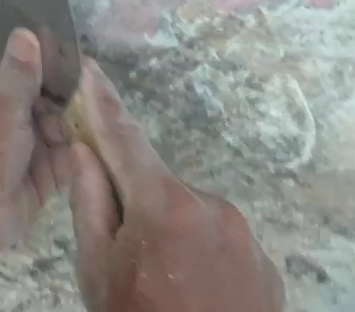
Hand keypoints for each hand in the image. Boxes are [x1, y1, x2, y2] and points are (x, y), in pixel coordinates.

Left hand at [0, 29, 71, 258]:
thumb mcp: (3, 96)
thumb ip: (21, 67)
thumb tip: (26, 31)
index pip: (13, 66)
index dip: (40, 65)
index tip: (73, 63)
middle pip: (38, 99)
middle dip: (61, 101)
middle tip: (87, 100)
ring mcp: (16, 148)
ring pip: (52, 131)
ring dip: (70, 129)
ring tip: (91, 125)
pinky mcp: (34, 179)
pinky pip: (59, 163)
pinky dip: (74, 157)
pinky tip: (96, 148)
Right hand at [65, 59, 284, 311]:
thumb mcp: (97, 270)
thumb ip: (89, 200)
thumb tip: (85, 149)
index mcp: (164, 204)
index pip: (124, 138)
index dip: (102, 101)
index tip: (89, 66)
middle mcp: (212, 208)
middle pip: (158, 183)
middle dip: (137, 198)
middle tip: (124, 245)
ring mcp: (247, 238)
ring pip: (190, 213)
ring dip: (171, 227)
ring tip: (163, 279)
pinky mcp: (269, 267)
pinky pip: (220, 241)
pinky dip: (201, 251)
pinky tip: (194, 289)